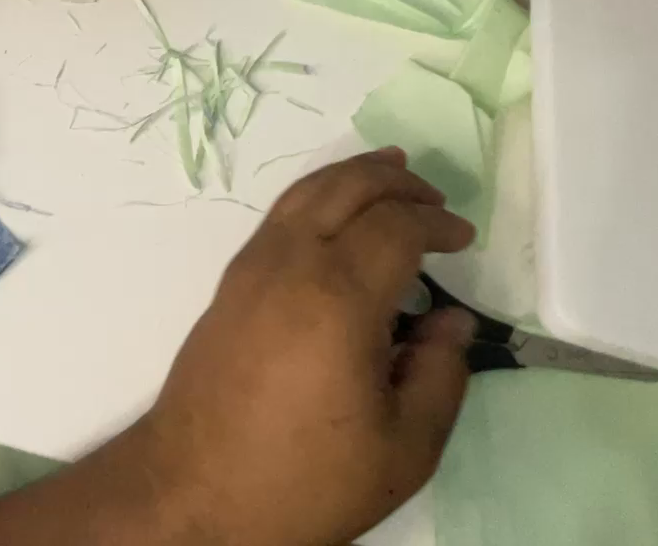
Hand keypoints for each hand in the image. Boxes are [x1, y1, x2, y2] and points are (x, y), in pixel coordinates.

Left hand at [122, 147, 479, 545]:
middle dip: (396, 180)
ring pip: (306, 190)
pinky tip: (336, 212)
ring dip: (352, 173)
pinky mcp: (232, 278)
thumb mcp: (402, 449)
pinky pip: (282, 212)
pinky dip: (317, 194)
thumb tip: (452, 318)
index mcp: (338, 297)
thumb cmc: (304, 478)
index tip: (464, 237)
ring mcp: (252, 264)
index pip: (395, 226)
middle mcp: (290, 261)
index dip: (436, 222)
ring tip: (389, 169)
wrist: (193, 488)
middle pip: (347, 187)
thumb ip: (440, 374)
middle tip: (433, 195)